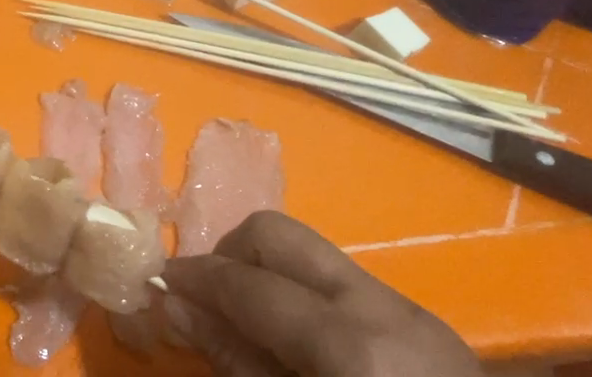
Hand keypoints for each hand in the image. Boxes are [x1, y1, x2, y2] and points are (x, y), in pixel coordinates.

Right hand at [162, 211, 481, 376]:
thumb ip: (237, 360)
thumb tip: (178, 305)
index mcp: (349, 339)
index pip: (244, 279)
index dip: (193, 277)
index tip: (160, 285)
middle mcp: (382, 306)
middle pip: (276, 232)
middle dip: (230, 254)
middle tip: (211, 299)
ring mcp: (414, 314)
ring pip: (311, 257)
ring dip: (269, 276)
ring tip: (254, 325)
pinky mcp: (431, 329)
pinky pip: (345, 287)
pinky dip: (307, 299)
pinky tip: (302, 343)